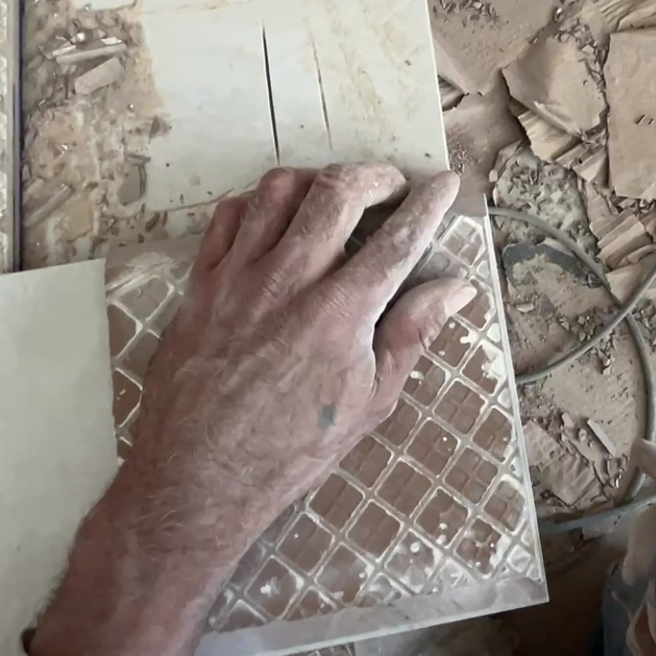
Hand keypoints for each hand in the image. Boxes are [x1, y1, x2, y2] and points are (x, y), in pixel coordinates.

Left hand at [124, 163, 470, 528]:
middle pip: (338, 192)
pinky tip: (277, 216)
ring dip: (319, 179)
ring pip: (280, 189)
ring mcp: (239, 277)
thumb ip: (414, 333)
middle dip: (376, 176)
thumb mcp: (371, 401)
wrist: (198, 479)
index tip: (445, 182)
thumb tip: (457, 288)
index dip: (429, 203)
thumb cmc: (294, 447)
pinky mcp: (201, 283)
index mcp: (341, 314)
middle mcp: (290, 281)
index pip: (399, 239)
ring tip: (336, 193)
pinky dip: (260, 202)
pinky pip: (230, 215)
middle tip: (392, 186)